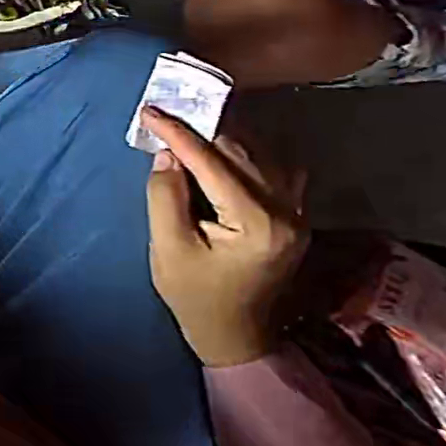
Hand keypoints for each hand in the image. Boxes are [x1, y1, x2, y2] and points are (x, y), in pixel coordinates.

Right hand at [143, 107, 308, 367]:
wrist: (234, 333)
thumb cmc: (195, 293)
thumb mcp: (168, 247)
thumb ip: (165, 195)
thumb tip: (166, 154)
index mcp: (257, 222)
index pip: (212, 162)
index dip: (177, 133)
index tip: (150, 111)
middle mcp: (287, 211)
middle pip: (241, 151)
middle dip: (200, 129)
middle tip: (165, 115)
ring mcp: (296, 212)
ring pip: (260, 154)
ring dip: (223, 136)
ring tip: (187, 125)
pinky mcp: (292, 214)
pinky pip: (273, 167)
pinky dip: (245, 150)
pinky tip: (221, 148)